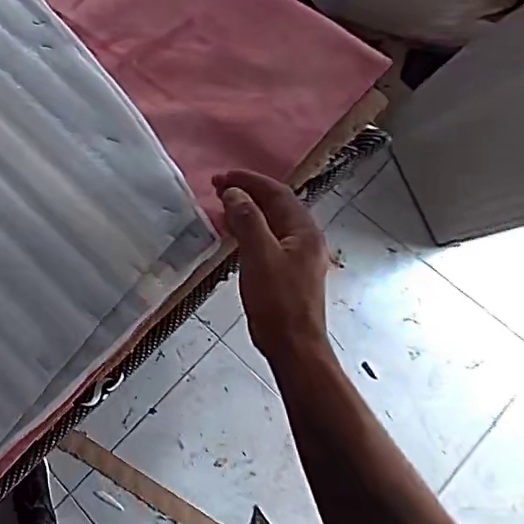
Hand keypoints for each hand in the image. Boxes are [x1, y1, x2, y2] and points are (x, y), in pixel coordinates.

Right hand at [213, 170, 331, 367]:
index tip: (221, 178)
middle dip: (247, 192)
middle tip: (218, 188)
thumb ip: (248, 220)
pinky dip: (250, 230)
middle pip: (276, 205)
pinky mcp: (288, 273)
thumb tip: (235, 194)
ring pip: (271, 223)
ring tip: (222, 206)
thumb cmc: (278, 302)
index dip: (249, 181)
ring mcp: (298, 257)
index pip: (277, 193)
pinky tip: (235, 236)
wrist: (293, 346)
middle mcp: (305, 239)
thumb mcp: (259, 256)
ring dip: (248, 211)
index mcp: (304, 230)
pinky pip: (268, 240)